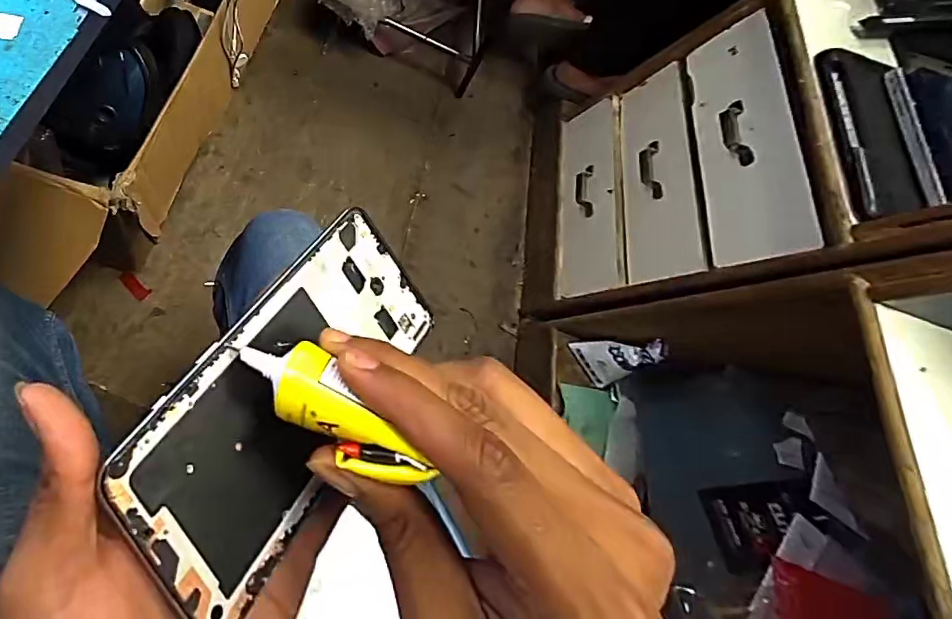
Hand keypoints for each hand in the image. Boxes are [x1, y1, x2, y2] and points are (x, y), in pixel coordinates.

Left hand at [0, 382, 342, 618]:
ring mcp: (240, 549)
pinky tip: (360, 463)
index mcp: (148, 488)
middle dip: (290, 405)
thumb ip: (59, 481)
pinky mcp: (274, 587)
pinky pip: (313, 537)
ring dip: (321, 443)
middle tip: (326, 367)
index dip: (231, 383)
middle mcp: (199, 510)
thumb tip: (34, 397)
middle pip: (253, 446)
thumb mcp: (51, 558)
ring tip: (351, 402)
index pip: (195, 423)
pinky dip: (338, 499)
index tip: (265, 345)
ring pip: (291, 482)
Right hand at [303, 331, 672, 617]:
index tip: (351, 368)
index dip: (408, 403)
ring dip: (424, 379)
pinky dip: (452, 396)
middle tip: (340, 363)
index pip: (483, 461)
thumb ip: (402, 539)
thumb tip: (342, 457)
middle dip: (402, 377)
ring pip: (499, 393)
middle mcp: (610, 524)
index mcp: (588, 588)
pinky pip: (513, 407)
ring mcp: (606, 493)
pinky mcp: (588, 473)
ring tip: (367, 378)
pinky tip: (413, 399)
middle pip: (489, 410)